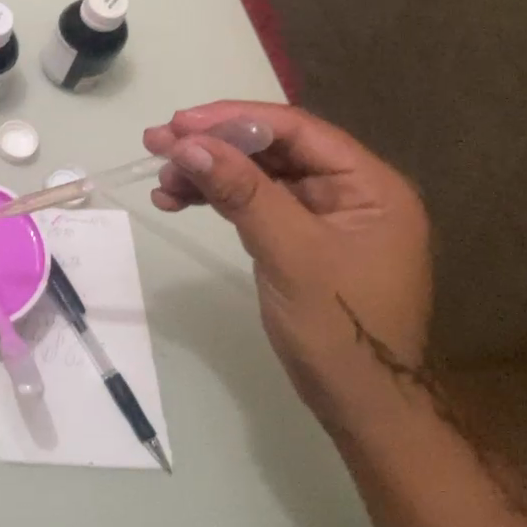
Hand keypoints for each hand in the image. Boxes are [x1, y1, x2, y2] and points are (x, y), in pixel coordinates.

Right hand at [144, 102, 431, 429]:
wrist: (361, 405)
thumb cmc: (339, 327)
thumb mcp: (289, 252)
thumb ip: (241, 191)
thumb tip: (187, 142)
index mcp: (370, 185)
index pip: (296, 131)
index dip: (234, 121)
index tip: (179, 124)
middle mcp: (350, 190)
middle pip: (272, 149)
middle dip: (213, 145)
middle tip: (156, 143)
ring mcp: (323, 215)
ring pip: (256, 174)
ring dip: (207, 172)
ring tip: (161, 179)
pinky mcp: (299, 236)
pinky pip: (252, 201)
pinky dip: (215, 197)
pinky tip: (176, 200)